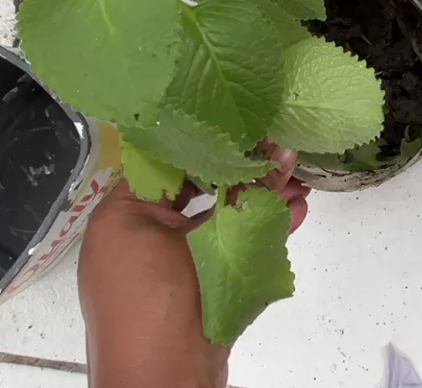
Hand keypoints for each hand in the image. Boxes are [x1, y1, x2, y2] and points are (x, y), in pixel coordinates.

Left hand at [78, 147, 309, 387]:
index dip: (210, 138)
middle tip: (281, 150)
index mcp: (122, 213)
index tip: (249, 122)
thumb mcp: (202, 237)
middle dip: (244, 169)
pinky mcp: (192, 284)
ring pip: (217, 216)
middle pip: (198, 185)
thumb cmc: (162, 299)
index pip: (169, 158)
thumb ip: (246, 194)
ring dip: (258, 199)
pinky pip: (223, 246)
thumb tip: (286, 151)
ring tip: (299, 182)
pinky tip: (294, 212)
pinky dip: (255, 231)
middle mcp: (139, 233)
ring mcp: (166, 261)